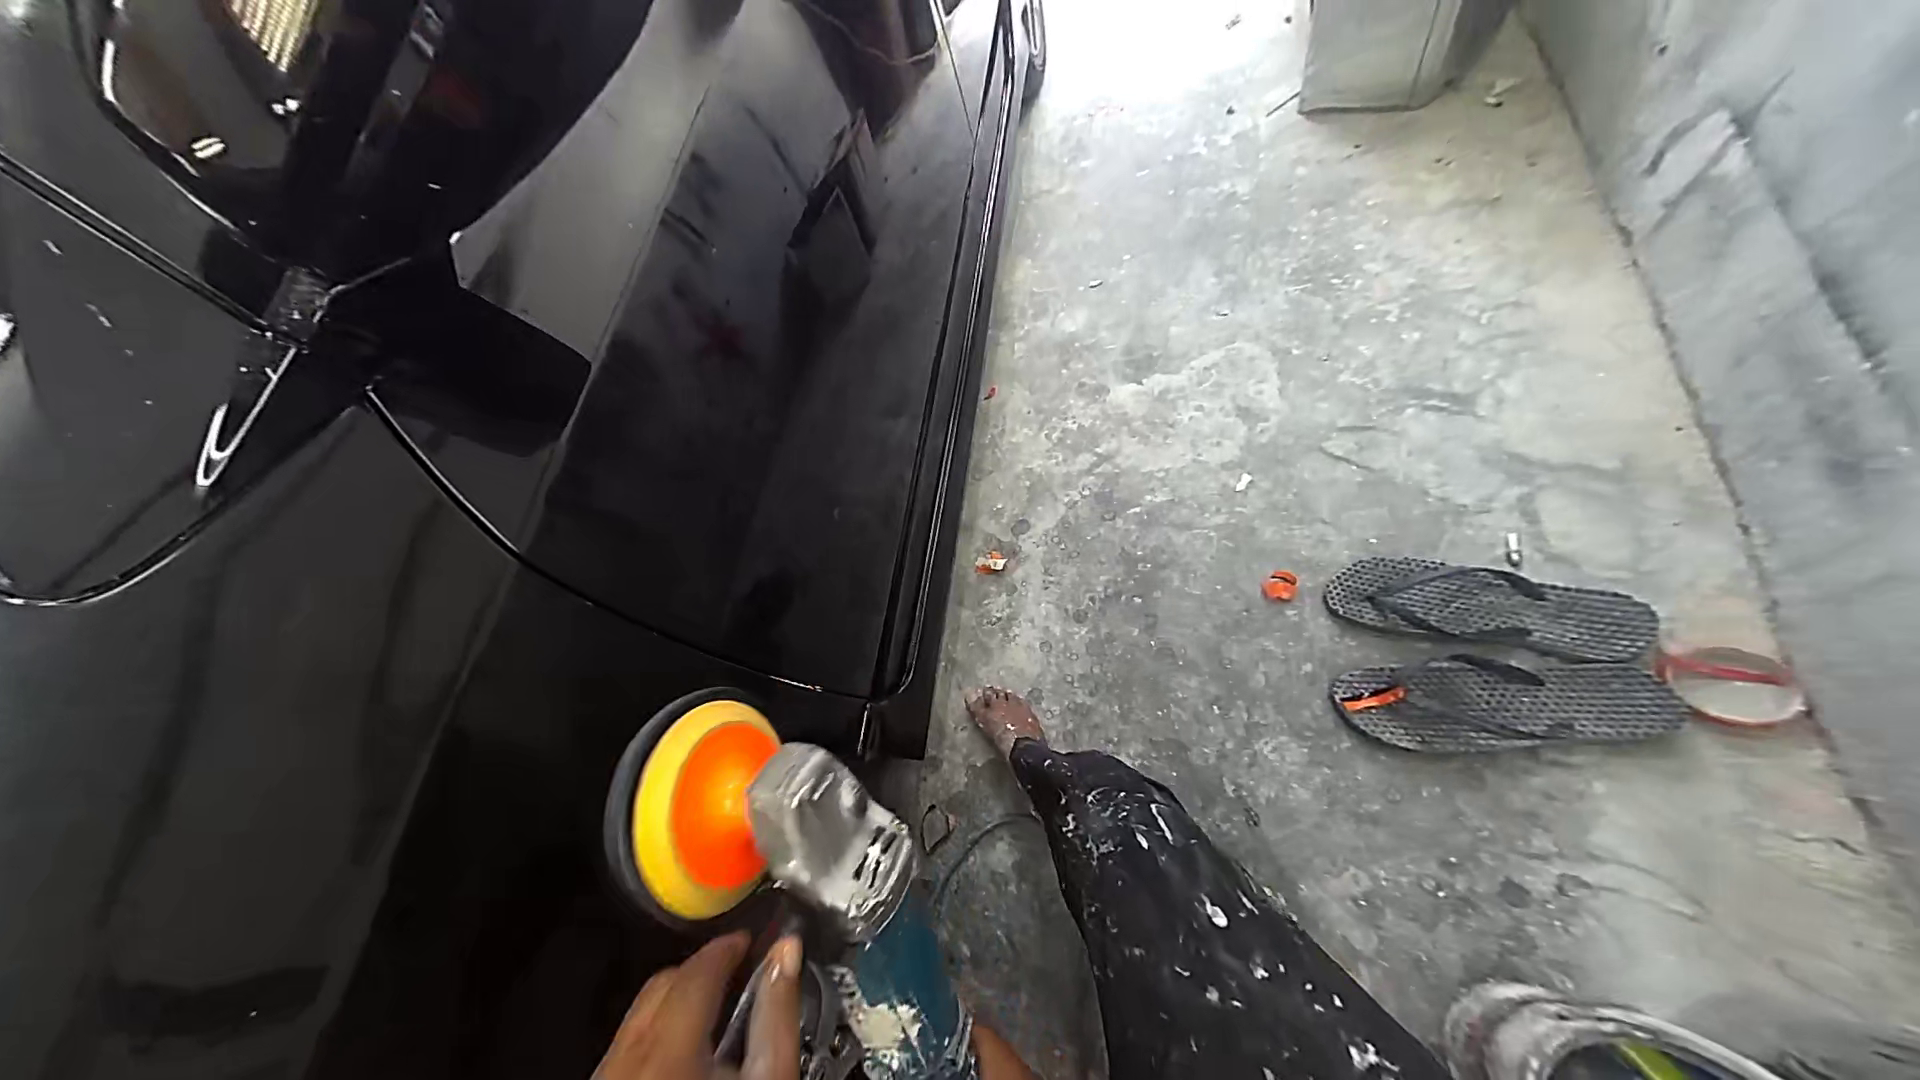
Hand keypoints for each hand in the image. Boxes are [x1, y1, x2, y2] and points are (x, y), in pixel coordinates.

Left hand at [593, 932, 802, 1079]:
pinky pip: (625, 1051)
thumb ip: (779, 1011)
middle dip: (703, 973)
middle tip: (741, 977)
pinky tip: (685, 1064)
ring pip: (638, 1019)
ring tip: (718, 1022)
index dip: (729, 948)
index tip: (754, 942)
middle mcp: (624, 1064)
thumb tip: (787, 950)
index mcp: (668, 1052)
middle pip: (661, 987)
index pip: (697, 972)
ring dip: (678, 1004)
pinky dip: (656, 1039)